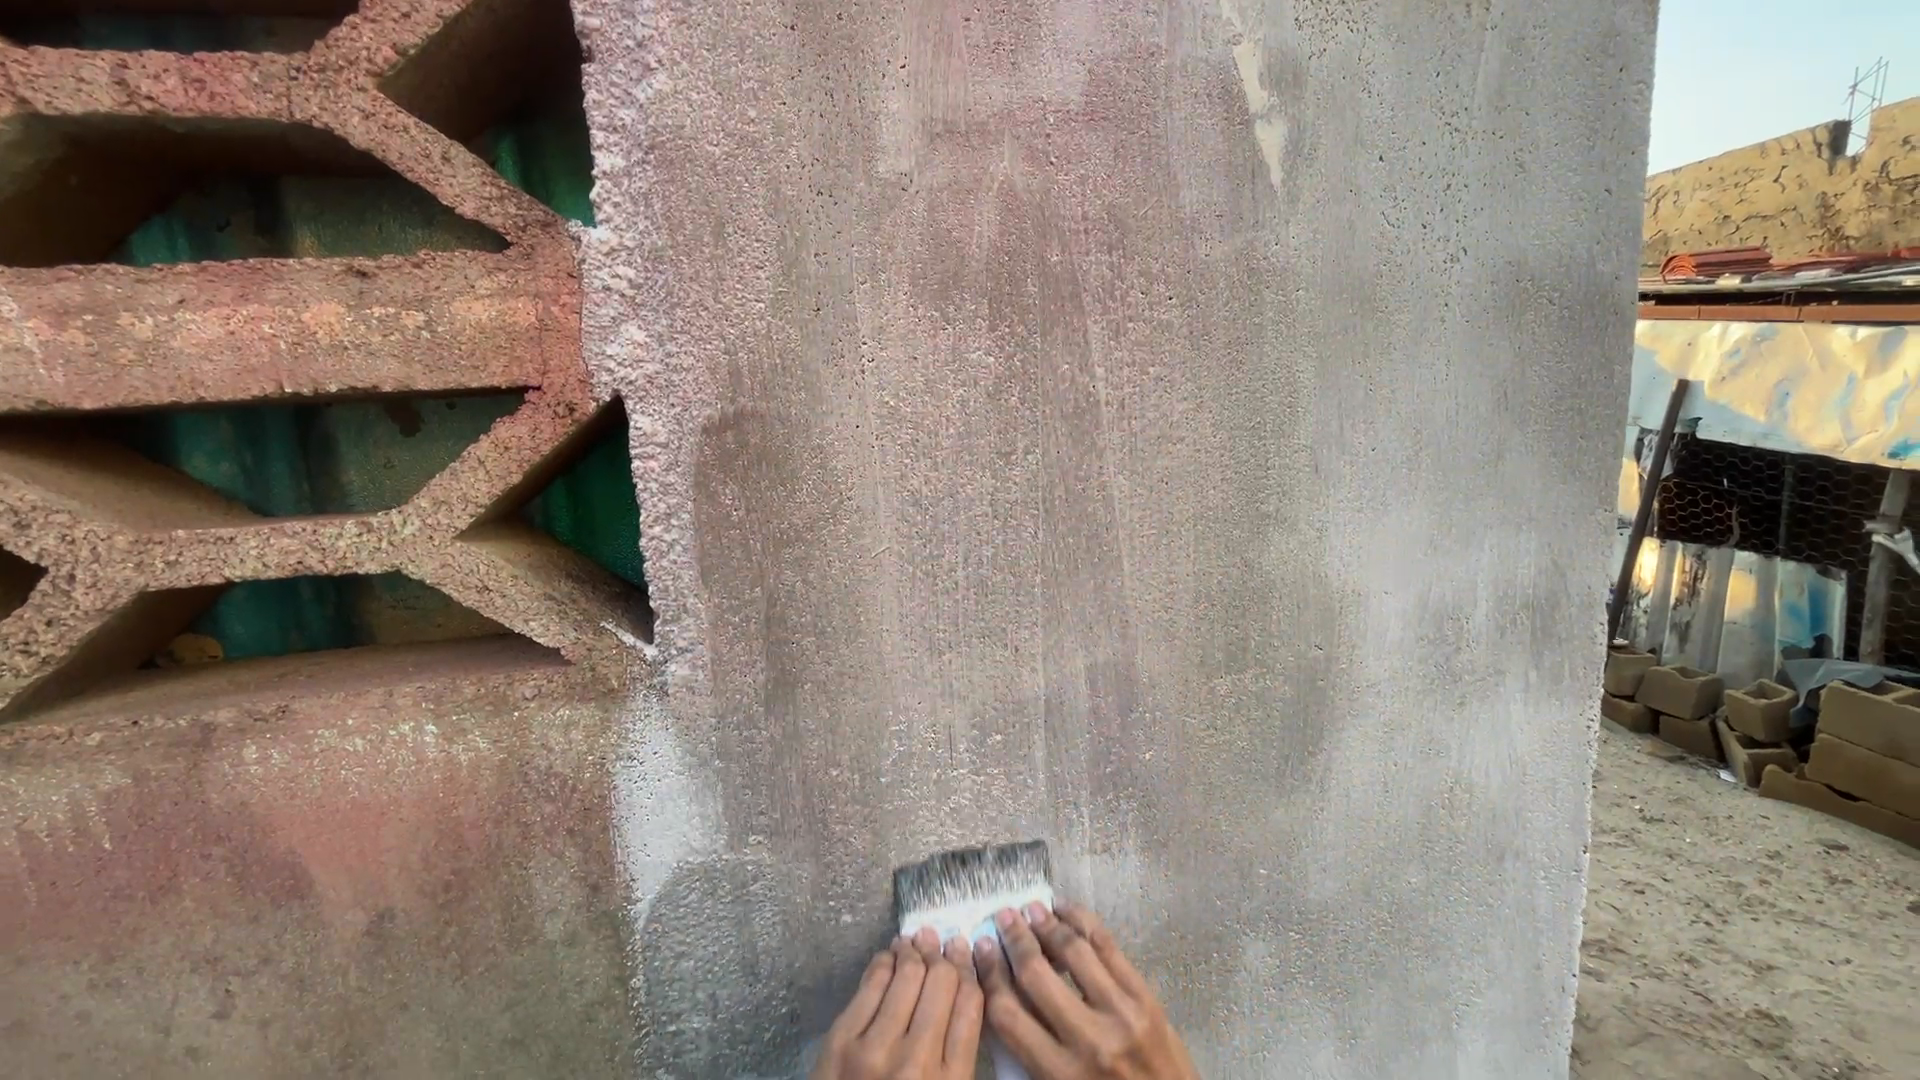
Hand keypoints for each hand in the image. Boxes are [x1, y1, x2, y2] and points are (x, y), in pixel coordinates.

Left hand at [810, 928, 983, 1079]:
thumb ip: (957, 1051)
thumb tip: (961, 986)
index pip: (970, 1005)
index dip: (967, 970)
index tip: (963, 951)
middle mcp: (917, 1063)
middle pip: (941, 982)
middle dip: (942, 956)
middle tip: (938, 941)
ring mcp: (875, 1050)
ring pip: (906, 975)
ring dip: (912, 952)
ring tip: (914, 943)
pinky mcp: (841, 1042)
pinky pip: (870, 984)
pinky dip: (883, 962)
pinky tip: (888, 957)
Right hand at [974, 900, 1196, 1079]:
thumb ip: (1033, 1051)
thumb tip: (1005, 990)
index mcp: (1061, 1074)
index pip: (1009, 1015)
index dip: (990, 975)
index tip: (980, 948)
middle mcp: (1089, 1040)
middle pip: (1036, 975)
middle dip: (1014, 940)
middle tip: (1002, 916)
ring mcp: (1121, 1012)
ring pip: (1073, 952)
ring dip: (1047, 924)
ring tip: (1031, 908)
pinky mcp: (1146, 995)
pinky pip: (1108, 946)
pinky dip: (1083, 921)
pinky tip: (1066, 909)